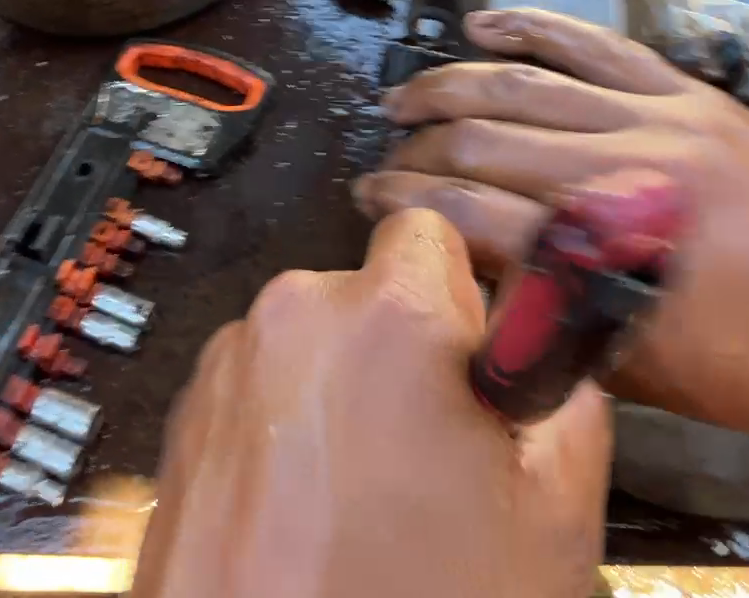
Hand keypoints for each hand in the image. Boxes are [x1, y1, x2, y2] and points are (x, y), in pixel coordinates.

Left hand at [132, 209, 610, 597]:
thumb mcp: (550, 519)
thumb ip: (562, 397)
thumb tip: (544, 346)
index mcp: (389, 317)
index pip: (428, 230)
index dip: (455, 292)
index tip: (464, 352)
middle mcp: (295, 313)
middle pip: (365, 289)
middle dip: (396, 343)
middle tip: (419, 444)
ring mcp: (230, 358)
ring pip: (309, 335)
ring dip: (337, 383)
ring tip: (354, 489)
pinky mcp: (186, 404)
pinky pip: (255, 377)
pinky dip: (281, 415)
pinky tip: (298, 499)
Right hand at [353, 8, 748, 457]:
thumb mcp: (629, 366)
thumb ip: (535, 309)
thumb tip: (455, 262)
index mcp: (609, 247)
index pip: (467, 209)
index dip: (402, 202)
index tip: (366, 200)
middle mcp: (627, 167)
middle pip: (483, 140)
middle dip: (415, 149)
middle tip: (381, 161)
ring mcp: (662, 118)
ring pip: (524, 84)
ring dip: (448, 86)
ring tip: (400, 97)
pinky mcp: (693, 94)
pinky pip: (598, 45)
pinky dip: (532, 27)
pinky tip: (480, 23)